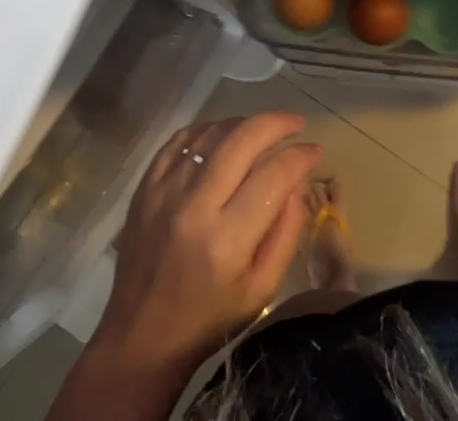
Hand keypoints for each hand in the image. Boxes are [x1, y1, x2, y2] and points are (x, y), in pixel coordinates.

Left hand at [88, 112, 322, 377]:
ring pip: (211, 134)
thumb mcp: (263, 288)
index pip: (273, 176)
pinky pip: (179, 141)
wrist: (142, 333)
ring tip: (263, 131)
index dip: (300, 157)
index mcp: (226, 238)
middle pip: (241, 140)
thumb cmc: (210, 316)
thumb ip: (287, 231)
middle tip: (297, 123)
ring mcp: (164, 191)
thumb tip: (300, 182)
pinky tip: (223, 136)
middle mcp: (193, 206)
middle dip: (276, 124)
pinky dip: (207, 130)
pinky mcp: (145, 187)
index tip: (316, 151)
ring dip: (243, 124)